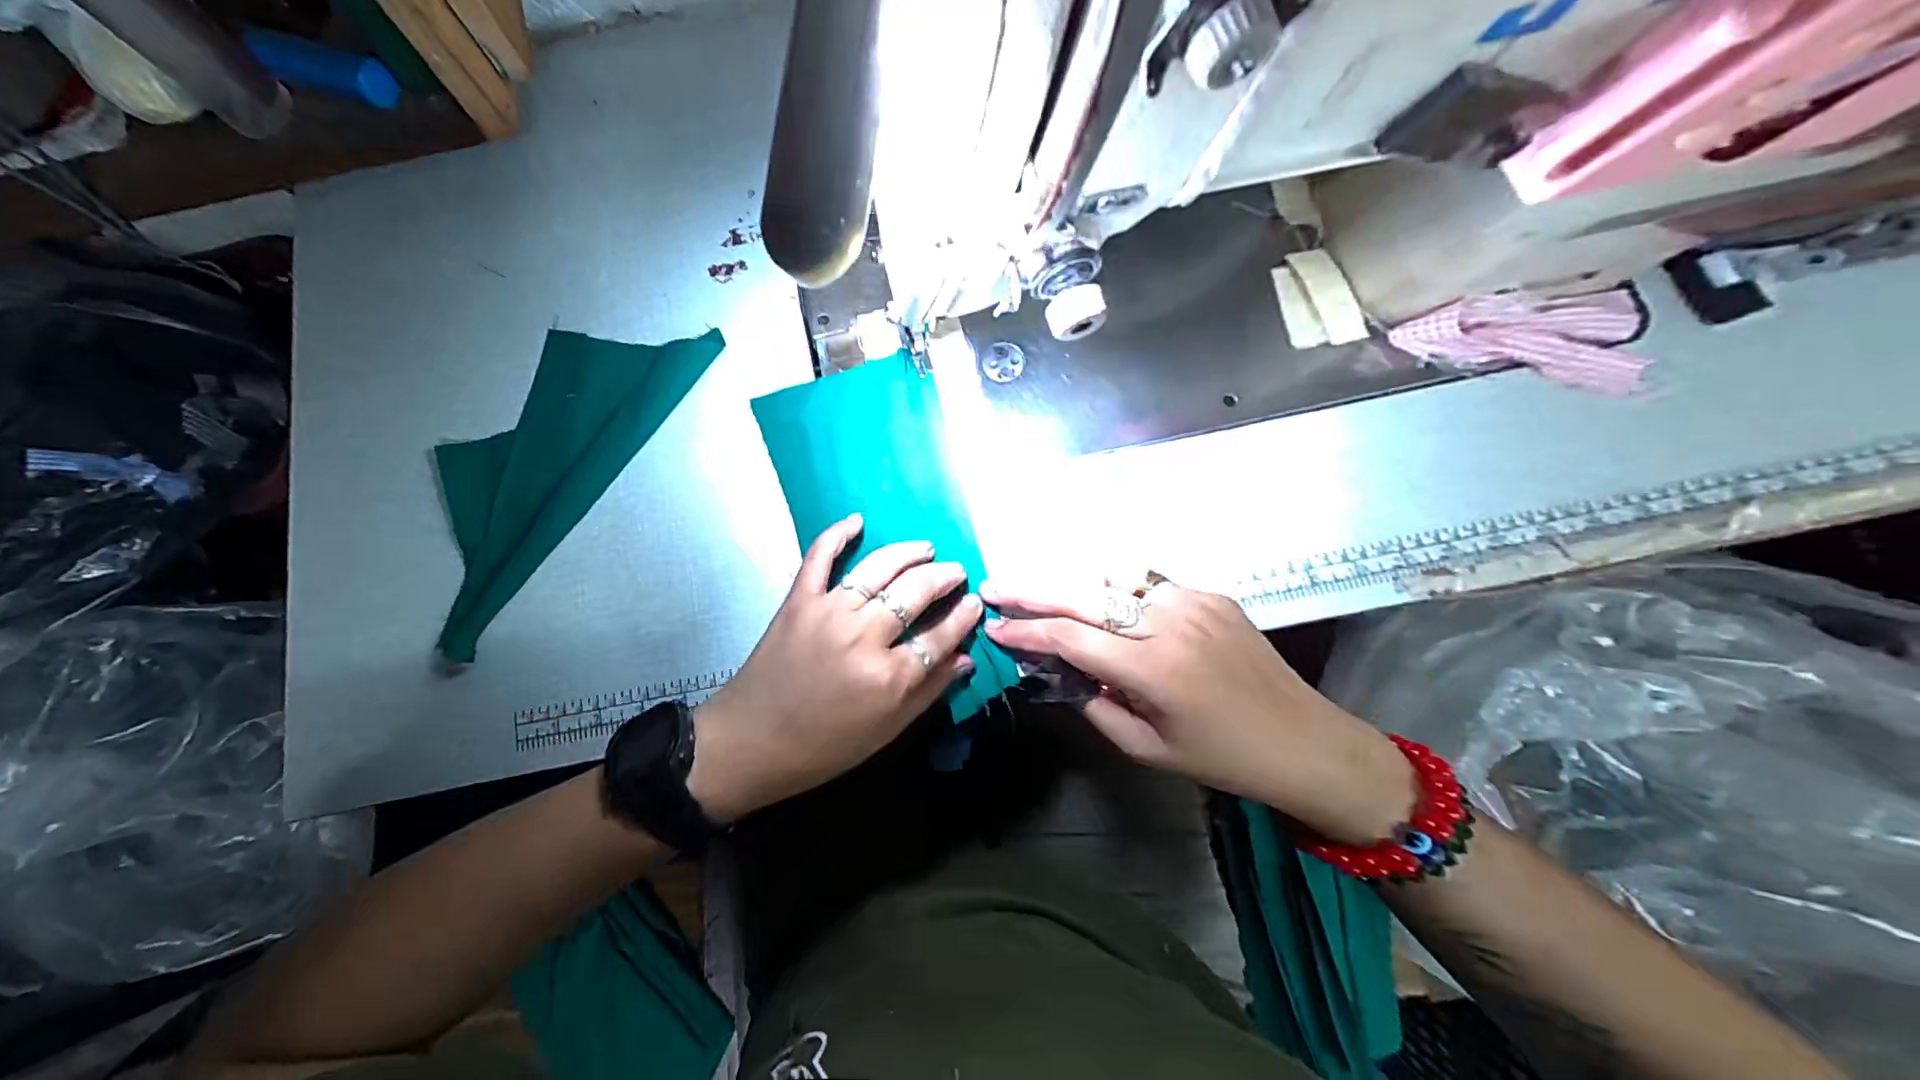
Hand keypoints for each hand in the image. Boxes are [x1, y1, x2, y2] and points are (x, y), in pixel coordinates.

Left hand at [686, 513, 981, 821]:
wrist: (751, 742)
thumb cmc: (824, 746)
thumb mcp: (886, 730)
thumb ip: (929, 692)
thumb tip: (966, 658)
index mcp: (889, 677)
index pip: (941, 636)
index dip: (963, 617)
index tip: (975, 603)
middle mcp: (863, 637)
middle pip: (916, 593)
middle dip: (944, 578)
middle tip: (956, 571)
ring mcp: (829, 613)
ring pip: (879, 569)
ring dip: (908, 553)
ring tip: (926, 548)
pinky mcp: (798, 601)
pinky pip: (819, 558)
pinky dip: (836, 534)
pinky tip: (857, 520)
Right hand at [981, 579, 1413, 844]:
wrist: (1303, 740)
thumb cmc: (1220, 757)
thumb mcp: (1145, 747)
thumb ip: (1093, 704)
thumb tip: (1057, 671)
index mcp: (1152, 669)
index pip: (1070, 638)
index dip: (1026, 631)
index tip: (995, 628)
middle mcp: (1170, 622)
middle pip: (1084, 594)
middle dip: (1033, 590)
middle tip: (996, 586)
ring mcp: (1194, 601)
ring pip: (1115, 580)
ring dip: (1074, 585)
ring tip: (1041, 591)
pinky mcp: (1212, 594)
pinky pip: (1149, 585)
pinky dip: (1117, 591)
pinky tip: (1102, 602)